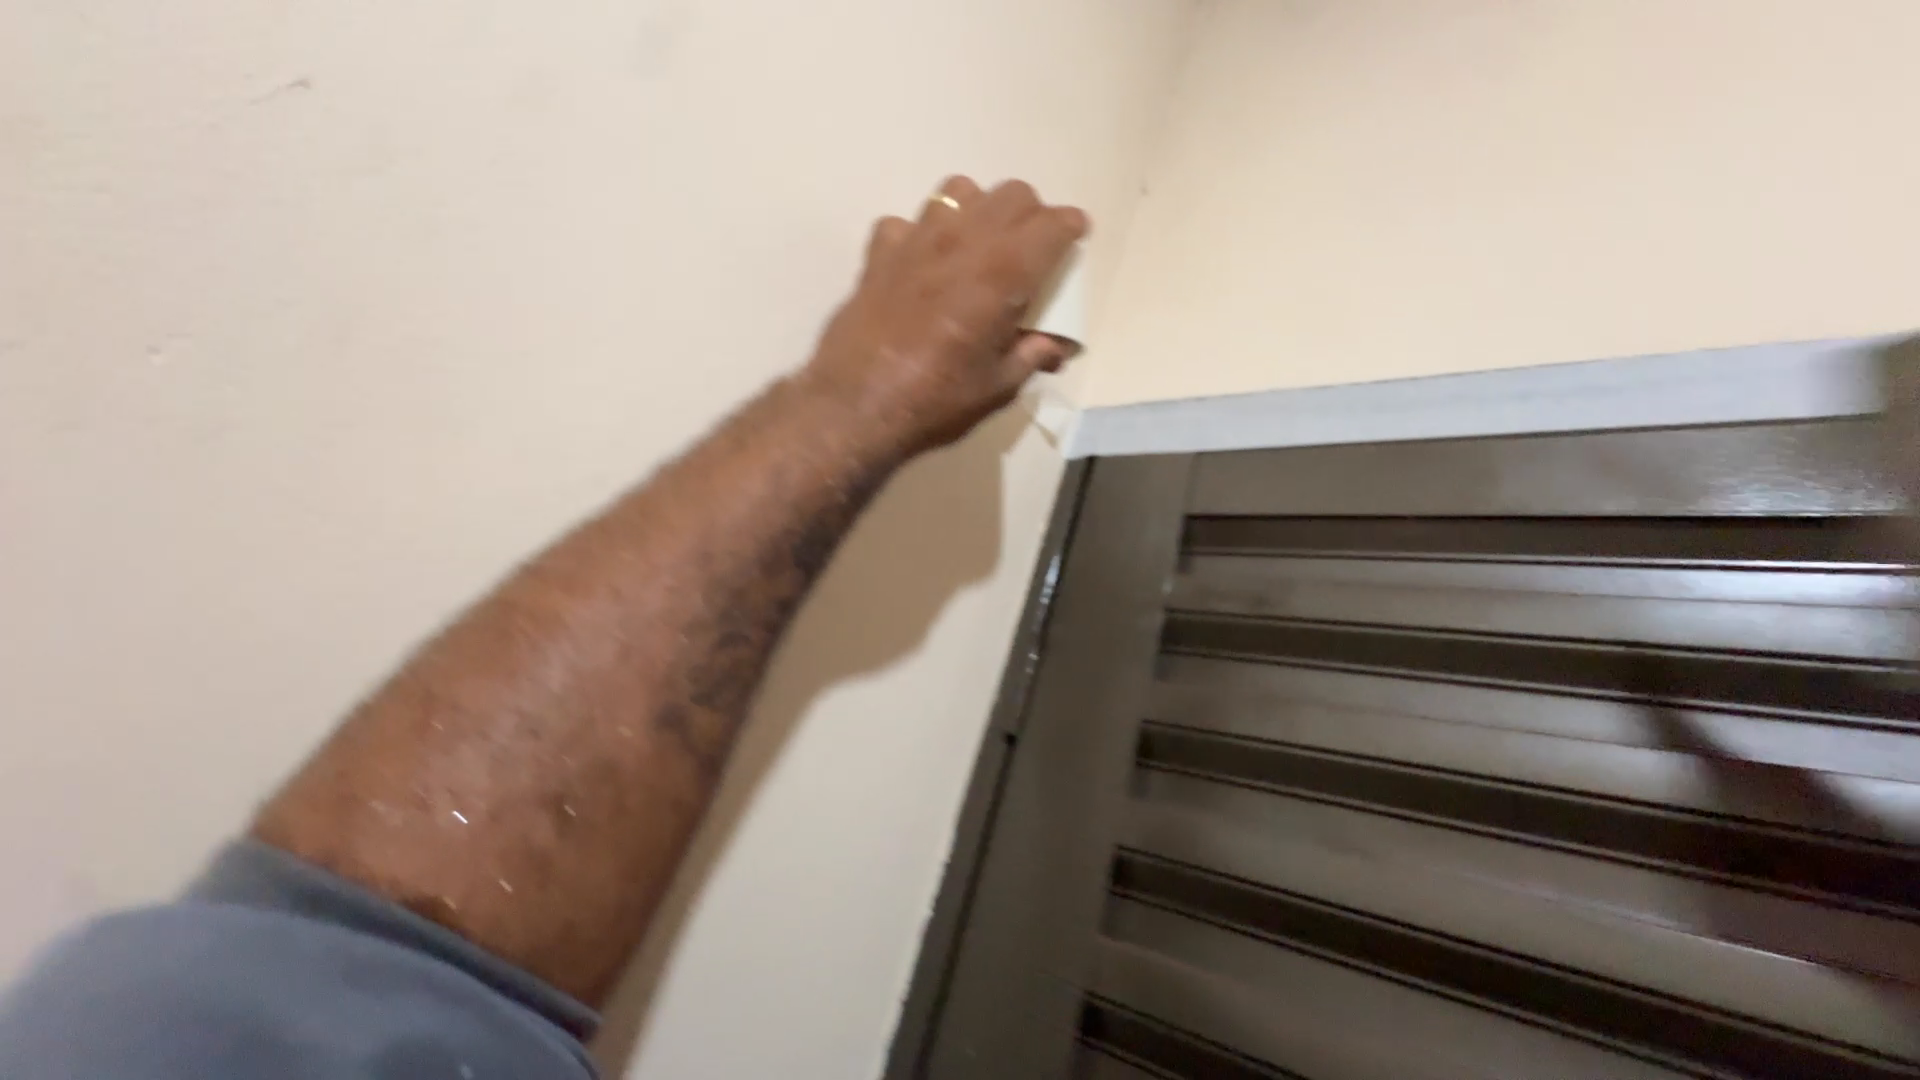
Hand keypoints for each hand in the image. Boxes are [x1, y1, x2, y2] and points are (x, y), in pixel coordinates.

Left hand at [801, 176, 1089, 453]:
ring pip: (959, 190)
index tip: (1075, 236)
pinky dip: (922, 235)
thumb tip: (1054, 345)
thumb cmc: (935, 402)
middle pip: (1010, 194)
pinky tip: (923, 265)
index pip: (1050, 226)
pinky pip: (907, 222)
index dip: (1070, 227)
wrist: (855, 407)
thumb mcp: (998, 388)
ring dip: (978, 210)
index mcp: (1001, 274)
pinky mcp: (879, 253)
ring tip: (978, 245)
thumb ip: (1031, 356)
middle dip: (1031, 214)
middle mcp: (962, 243)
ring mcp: (916, 241)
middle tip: (1032, 247)